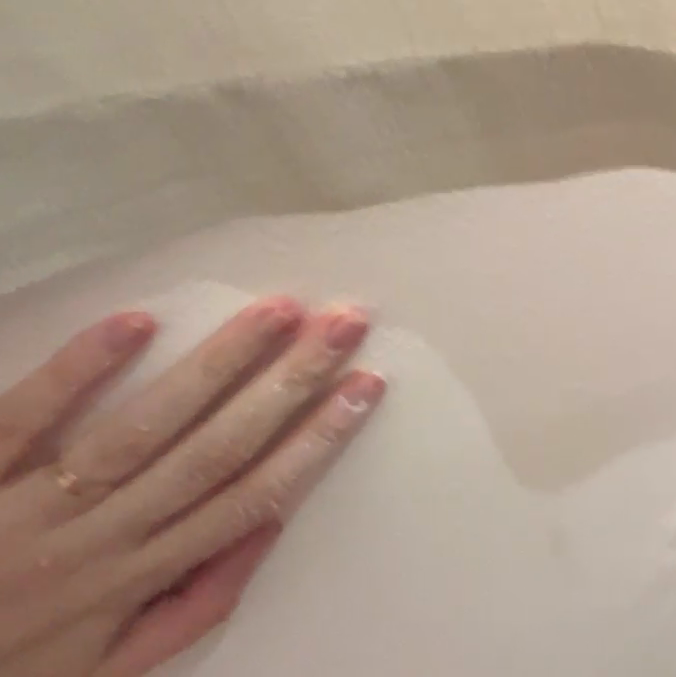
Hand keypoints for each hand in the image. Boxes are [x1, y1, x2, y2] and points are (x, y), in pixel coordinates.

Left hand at [0, 299, 385, 676]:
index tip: (367, 384)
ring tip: (279, 307)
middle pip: (213, 450)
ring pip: (142, 428)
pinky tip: (139, 322)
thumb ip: (190, 610)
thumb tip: (271, 528)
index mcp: (133, 581)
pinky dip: (77, 373)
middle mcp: (95, 542)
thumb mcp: (103, 670)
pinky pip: (19, 422)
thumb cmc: (4, 670)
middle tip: (346, 322)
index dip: (318, 439)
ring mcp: (25, 509)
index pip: (251, 497)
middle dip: (289, 381)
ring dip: (217, 363)